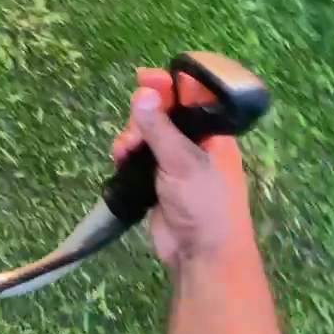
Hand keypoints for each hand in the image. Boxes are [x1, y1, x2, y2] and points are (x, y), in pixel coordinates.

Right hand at [110, 68, 255, 271]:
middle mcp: (194, 144)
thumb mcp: (183, 161)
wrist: (202, 255)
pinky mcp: (156, 179)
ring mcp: (174, 162)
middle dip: (141, 118)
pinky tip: (120, 163)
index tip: (142, 78)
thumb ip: (159, 127)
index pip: (191, 97)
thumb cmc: (205, 204)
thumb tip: (142, 91)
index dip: (168, 84)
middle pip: (160, 113)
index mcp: (212, 135)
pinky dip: (126, 155)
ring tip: (125, 153)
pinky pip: (137, 155)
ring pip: (145, 134)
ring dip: (130, 138)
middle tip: (135, 134)